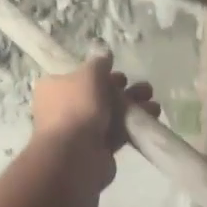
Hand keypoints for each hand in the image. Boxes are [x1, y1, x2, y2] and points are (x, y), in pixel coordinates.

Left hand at [31, 53, 158, 177]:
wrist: (75, 157)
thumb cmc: (76, 107)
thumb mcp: (89, 75)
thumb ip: (99, 63)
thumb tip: (103, 49)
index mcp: (53, 87)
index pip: (78, 75)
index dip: (100, 73)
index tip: (119, 73)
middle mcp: (63, 107)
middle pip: (97, 95)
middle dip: (122, 90)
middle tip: (145, 88)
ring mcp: (80, 129)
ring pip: (110, 113)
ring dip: (132, 107)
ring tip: (154, 105)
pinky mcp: (96, 148)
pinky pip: (116, 132)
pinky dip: (132, 125)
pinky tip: (151, 119)